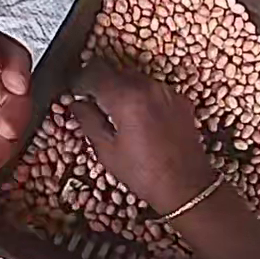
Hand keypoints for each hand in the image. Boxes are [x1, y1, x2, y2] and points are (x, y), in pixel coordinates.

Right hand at [68, 60, 216, 214]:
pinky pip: (154, 89)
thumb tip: (77, 104)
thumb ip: (89, 121)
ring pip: (136, 78)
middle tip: (92, 103)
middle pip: (116, 71)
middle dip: (101, 84)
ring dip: (122, 89)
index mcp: (127, 99)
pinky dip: (142, 96)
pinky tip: (138, 119)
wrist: (185, 187)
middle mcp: (149, 88)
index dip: (80, 81)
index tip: (75, 91)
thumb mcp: (107, 151)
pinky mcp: (180, 101)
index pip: (95, 72)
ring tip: (116, 114)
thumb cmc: (144, 174)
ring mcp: (167, 93)